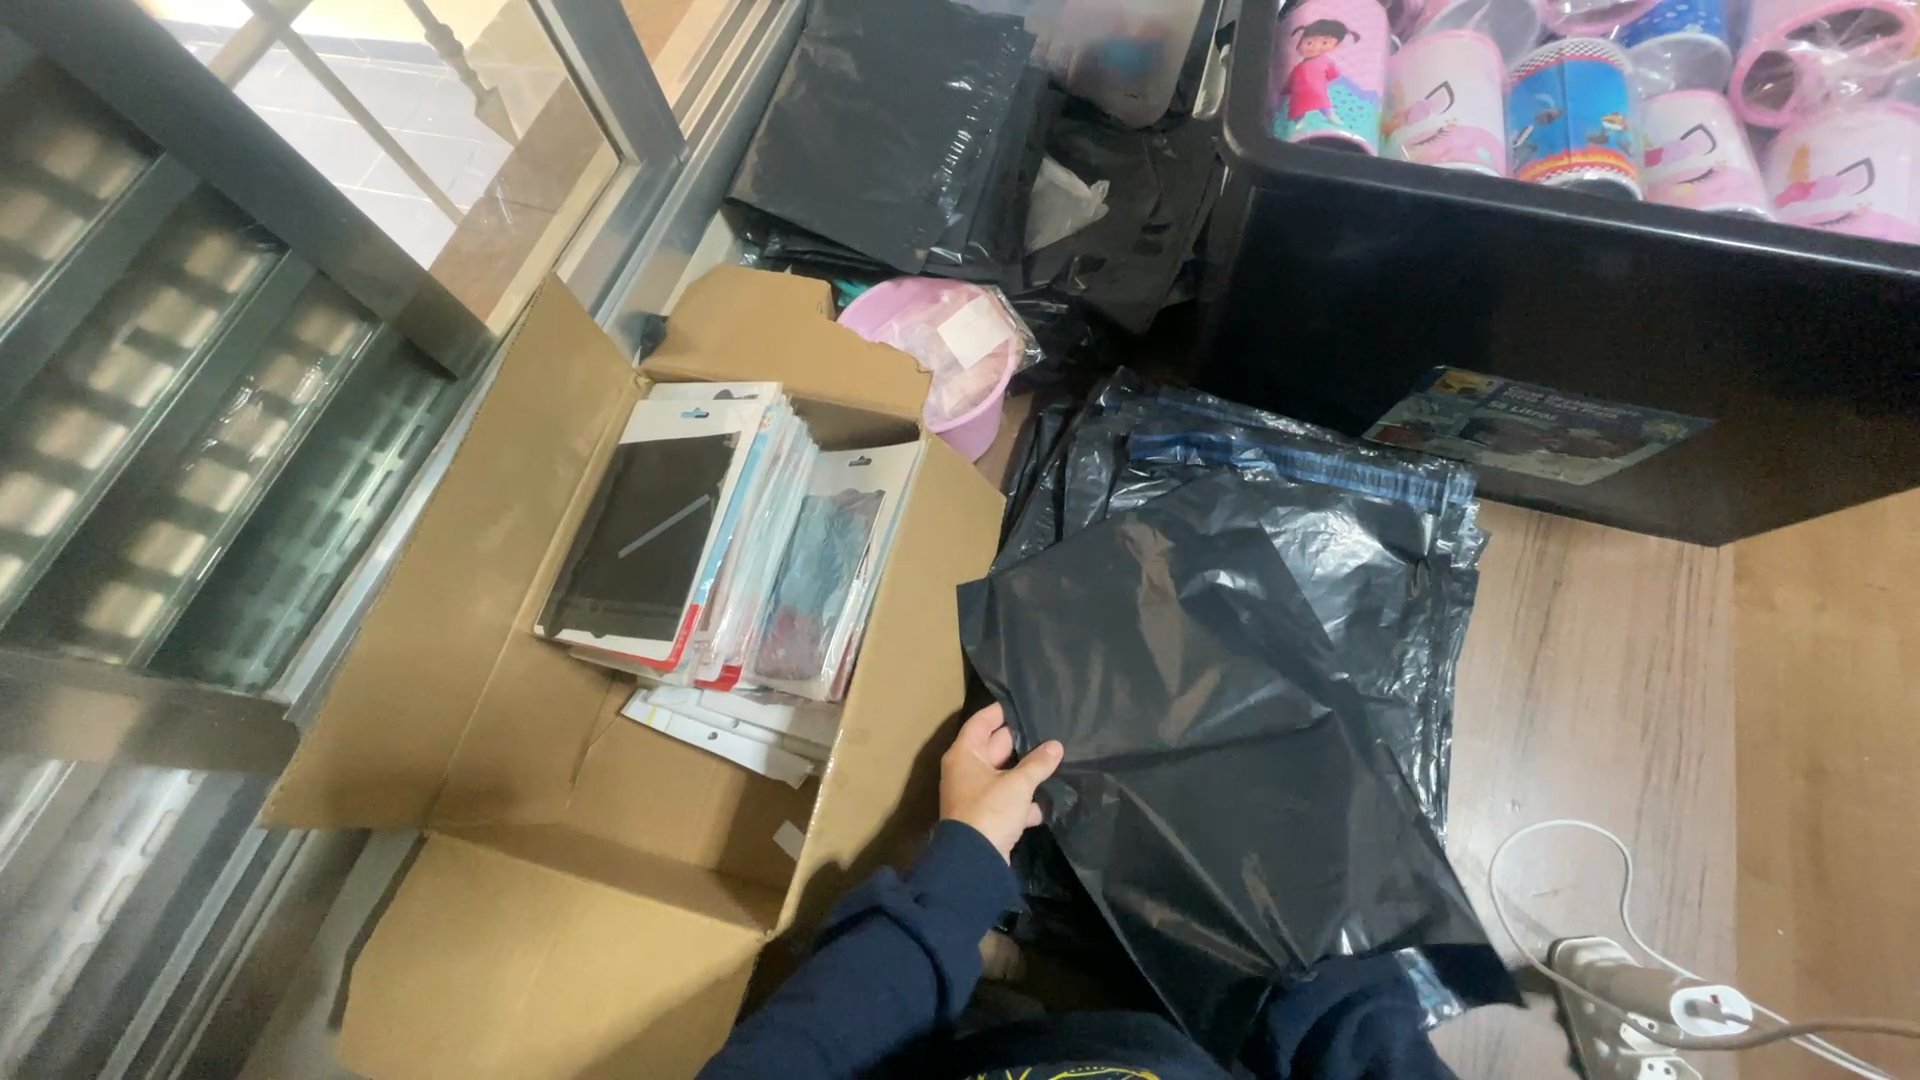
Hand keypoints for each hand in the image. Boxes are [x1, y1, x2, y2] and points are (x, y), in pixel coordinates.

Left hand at [940, 704, 1063, 862]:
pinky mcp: (986, 817)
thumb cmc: (990, 811)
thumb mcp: (1017, 784)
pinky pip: (1007, 800)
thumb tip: (1056, 746)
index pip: (981, 722)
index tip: (1020, 703)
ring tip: (1054, 761)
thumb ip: (1038, 764)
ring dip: (1025, 772)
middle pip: (994, 747)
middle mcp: (966, 770)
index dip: (999, 712)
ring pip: (1003, 775)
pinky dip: (1023, 802)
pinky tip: (1045, 803)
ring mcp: (975, 795)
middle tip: (1047, 730)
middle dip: (1020, 742)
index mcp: (965, 754)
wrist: (974, 862)